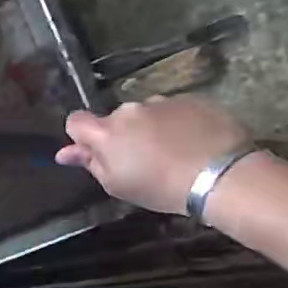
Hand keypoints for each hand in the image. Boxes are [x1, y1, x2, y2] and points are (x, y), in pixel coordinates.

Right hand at [55, 96, 252, 213]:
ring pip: (147, 113)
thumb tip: (64, 153)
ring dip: (151, 127)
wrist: (223, 175)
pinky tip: (194, 142)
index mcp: (106, 132)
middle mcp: (129, 110)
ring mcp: (163, 102)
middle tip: (142, 158)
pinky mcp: (194, 100)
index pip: (76, 121)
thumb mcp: (117, 185)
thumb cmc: (161, 187)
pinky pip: (176, 110)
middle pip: (116, 119)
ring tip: (174, 150)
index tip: (97, 151)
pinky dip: (179, 123)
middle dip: (123, 134)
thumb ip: (90, 163)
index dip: (82, 135)